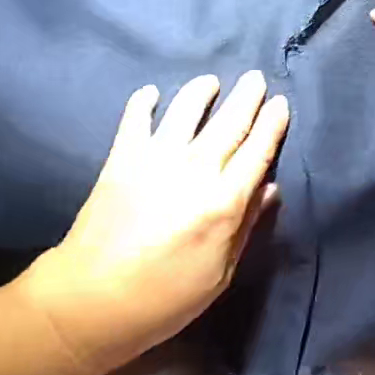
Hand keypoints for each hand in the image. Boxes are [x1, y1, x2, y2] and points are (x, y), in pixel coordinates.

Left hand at [15, 72, 289, 374]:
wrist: (95, 296)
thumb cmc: (166, 297)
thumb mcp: (220, 273)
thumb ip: (246, 226)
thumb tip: (269, 188)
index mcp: (225, 201)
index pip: (257, 151)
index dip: (272, 124)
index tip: (280, 102)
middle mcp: (194, 169)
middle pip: (228, 123)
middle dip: (246, 97)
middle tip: (255, 78)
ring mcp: (155, 157)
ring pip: (185, 110)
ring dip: (201, 91)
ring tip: (210, 81)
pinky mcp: (122, 156)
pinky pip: (136, 118)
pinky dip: (144, 101)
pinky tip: (151, 92)